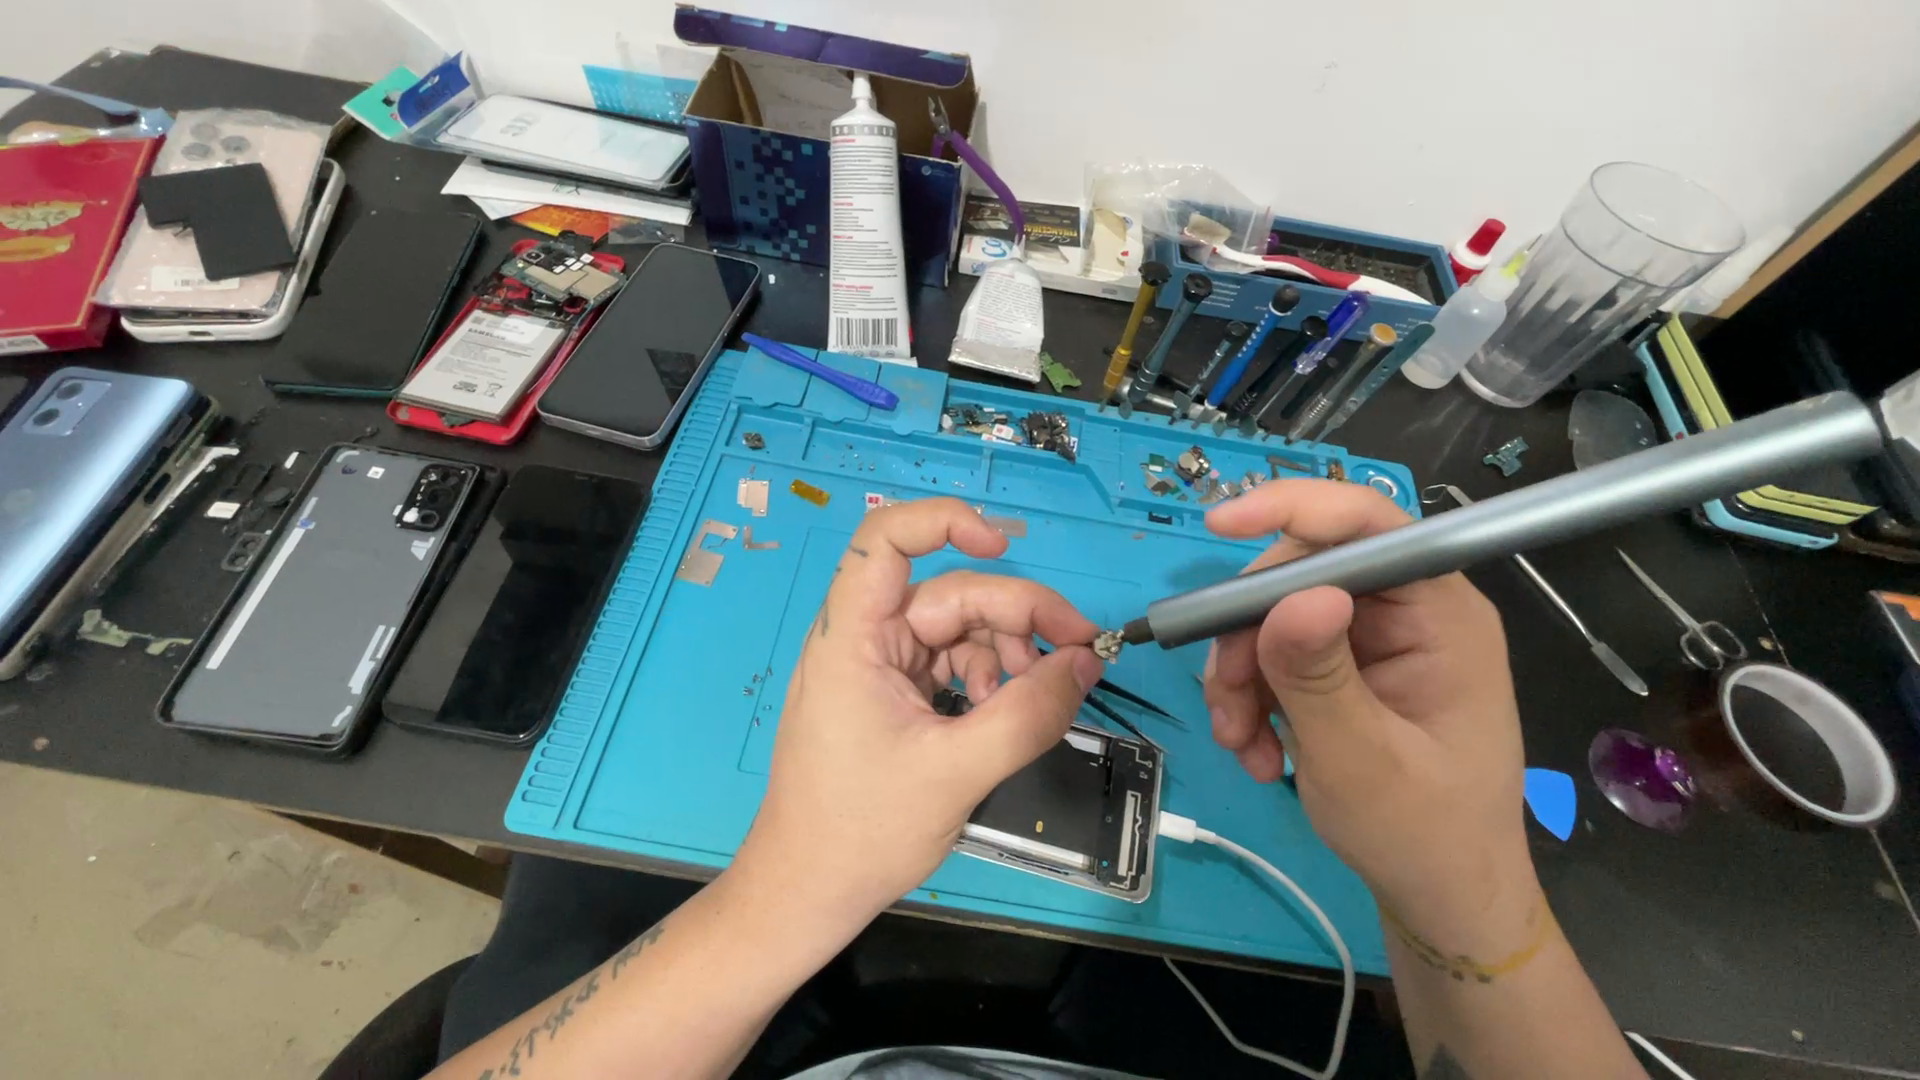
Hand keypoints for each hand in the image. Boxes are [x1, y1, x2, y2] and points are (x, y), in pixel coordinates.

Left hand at [737, 498, 1104, 923]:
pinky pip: (955, 663)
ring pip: (961, 629)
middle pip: (950, 594)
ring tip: (1038, 700)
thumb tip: (1088, 662)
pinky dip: (991, 680)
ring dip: (1010, 654)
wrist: (810, 892)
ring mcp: (882, 665)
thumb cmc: (862, 831)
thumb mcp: (955, 772)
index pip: (885, 540)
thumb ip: (1027, 715)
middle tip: (1082, 653)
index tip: (1001, 546)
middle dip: (1019, 616)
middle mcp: (866, 637)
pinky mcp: (898, 693)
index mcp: (853, 637)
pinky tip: (1006, 713)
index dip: (942, 522)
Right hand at [1200, 480, 1531, 920]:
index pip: (1367, 525)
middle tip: (1226, 699)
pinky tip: (1256, 750)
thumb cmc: (1420, 833)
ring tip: (1240, 742)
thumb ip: (1319, 676)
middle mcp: (1407, 613)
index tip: (1216, 525)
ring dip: (1240, 679)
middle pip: (1299, 576)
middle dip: (1246, 635)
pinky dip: (1250, 698)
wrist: (1436, 895)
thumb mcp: (1359, 759)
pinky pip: (1274, 655)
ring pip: (1272, 618)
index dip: (1293, 508)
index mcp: (1440, 615)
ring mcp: (1372, 640)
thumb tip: (1293, 596)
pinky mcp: (1344, 667)